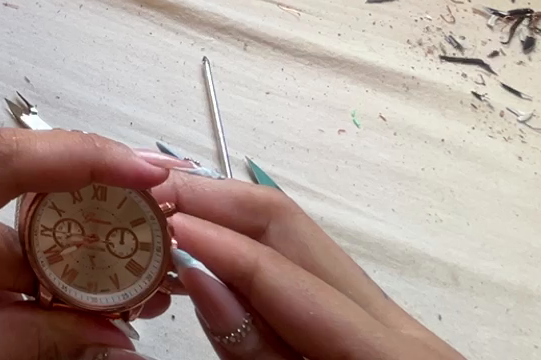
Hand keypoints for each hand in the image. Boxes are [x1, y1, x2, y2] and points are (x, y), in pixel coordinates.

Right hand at [151, 171, 465, 359]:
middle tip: (143, 196)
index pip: (278, 268)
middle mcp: (397, 322)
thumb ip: (250, 350)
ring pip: (285, 231)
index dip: (209, 237)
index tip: (145, 215)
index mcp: (394, 357)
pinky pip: (290, 260)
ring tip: (159, 220)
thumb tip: (192, 268)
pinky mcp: (364, 324)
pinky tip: (195, 253)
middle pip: (282, 221)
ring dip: (214, 215)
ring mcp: (385, 319)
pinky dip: (234, 245)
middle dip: (206, 198)